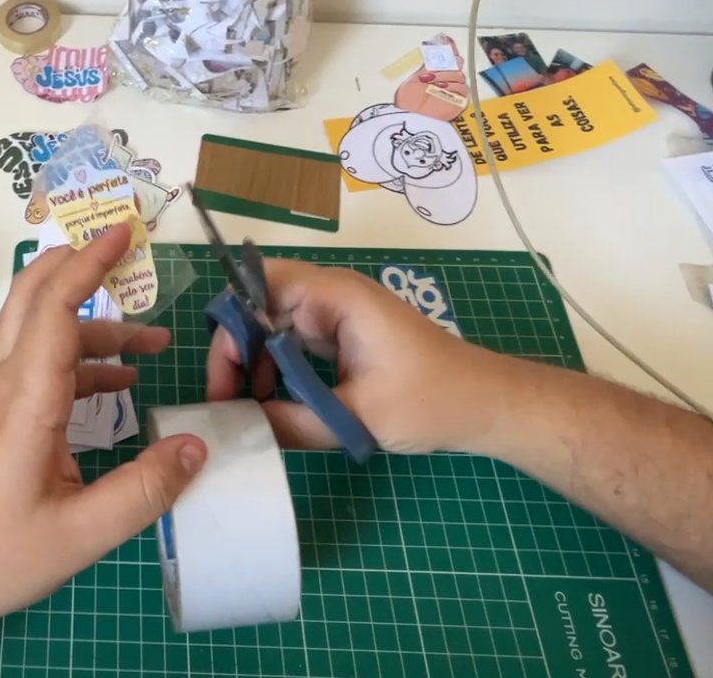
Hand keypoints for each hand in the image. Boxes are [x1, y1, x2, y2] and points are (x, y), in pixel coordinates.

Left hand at [0, 222, 207, 642]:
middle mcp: (11, 382)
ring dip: (96, 326)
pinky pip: (44, 367)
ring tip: (155, 344)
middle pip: (35, 297)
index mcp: (28, 397)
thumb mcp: (79, 536)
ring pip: (43, 332)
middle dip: (78, 264)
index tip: (123, 232)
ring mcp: (2, 397)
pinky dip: (84, 362)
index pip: (58, 306)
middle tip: (124, 251)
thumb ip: (143, 492)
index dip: (90, 263)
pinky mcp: (2, 417)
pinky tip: (121, 386)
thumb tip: (197, 447)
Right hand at [206, 259, 513, 454]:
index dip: (234, 320)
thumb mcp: (360, 416)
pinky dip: (276, 370)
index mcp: (334, 296)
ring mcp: (332, 315)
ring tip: (246, 408)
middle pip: (259, 306)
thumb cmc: (432, 399)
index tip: (228, 371)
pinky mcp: (338, 336)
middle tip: (225, 398)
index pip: (260, 283)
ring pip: (271, 327)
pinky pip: (291, 344)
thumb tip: (240, 429)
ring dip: (255, 364)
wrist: (487, 406)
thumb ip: (295, 422)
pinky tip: (270, 402)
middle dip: (238, 349)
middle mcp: (327, 296)